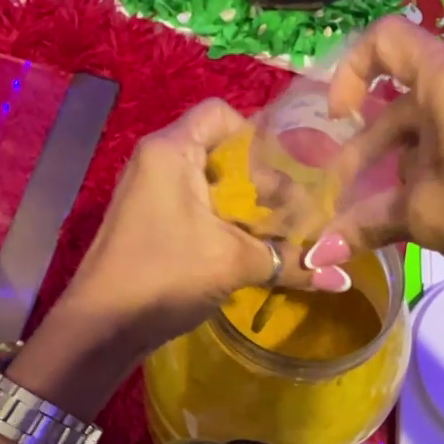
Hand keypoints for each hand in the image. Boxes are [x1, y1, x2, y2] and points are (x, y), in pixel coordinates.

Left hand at [55, 99, 311, 358]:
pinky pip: (197, 208)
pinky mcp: (151, 222)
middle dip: (261, 180)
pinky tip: (249, 252)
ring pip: (211, 184)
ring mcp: (151, 193)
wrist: (100, 328)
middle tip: (292, 212)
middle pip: (222, 151)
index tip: (289, 174)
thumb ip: (290, 261)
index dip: (260, 136)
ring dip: (246, 208)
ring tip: (278, 235)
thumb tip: (343, 279)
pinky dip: (225, 224)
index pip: (223, 114)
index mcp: (172, 150)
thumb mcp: (234, 263)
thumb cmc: (164, 276)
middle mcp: (158, 161)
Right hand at [309, 17, 443, 290]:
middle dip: (370, 146)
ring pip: (436, 117)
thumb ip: (366, 224)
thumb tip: (318, 253)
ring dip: (404, 158)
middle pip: (406, 95)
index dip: (349, 72)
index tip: (338, 121)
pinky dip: (439, 156)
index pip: (384, 40)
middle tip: (348, 196)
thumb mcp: (426, 217)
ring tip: (393, 209)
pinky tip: (440, 204)